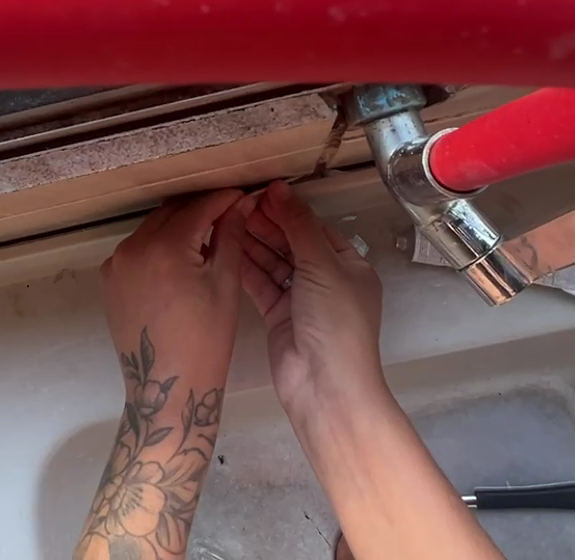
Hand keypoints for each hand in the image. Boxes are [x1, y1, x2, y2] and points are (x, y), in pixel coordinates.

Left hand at [78, 190, 253, 559]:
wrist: (167, 389)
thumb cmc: (206, 340)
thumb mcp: (224, 284)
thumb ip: (230, 235)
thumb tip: (242, 202)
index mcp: (165, 248)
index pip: (199, 207)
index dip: (223, 198)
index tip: (243, 194)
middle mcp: (133, 247)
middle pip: (172, 211)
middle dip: (201, 208)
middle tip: (229, 211)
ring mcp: (116, 262)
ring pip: (153, 227)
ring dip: (179, 224)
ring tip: (208, 233)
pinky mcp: (109, 278)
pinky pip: (138, 247)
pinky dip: (159, 244)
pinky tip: (180, 257)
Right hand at [237, 183, 503, 559]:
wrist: (325, 388)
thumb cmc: (334, 321)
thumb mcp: (321, 265)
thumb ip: (297, 225)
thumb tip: (279, 186)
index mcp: (348, 265)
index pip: (314, 228)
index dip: (288, 210)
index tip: (260, 192)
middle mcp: (326, 280)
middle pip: (292, 243)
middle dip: (268, 224)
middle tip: (237, 204)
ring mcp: (301, 299)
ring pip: (274, 262)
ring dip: (254, 242)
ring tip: (227, 219)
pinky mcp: (278, 316)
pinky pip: (261, 284)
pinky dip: (246, 267)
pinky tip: (226, 248)